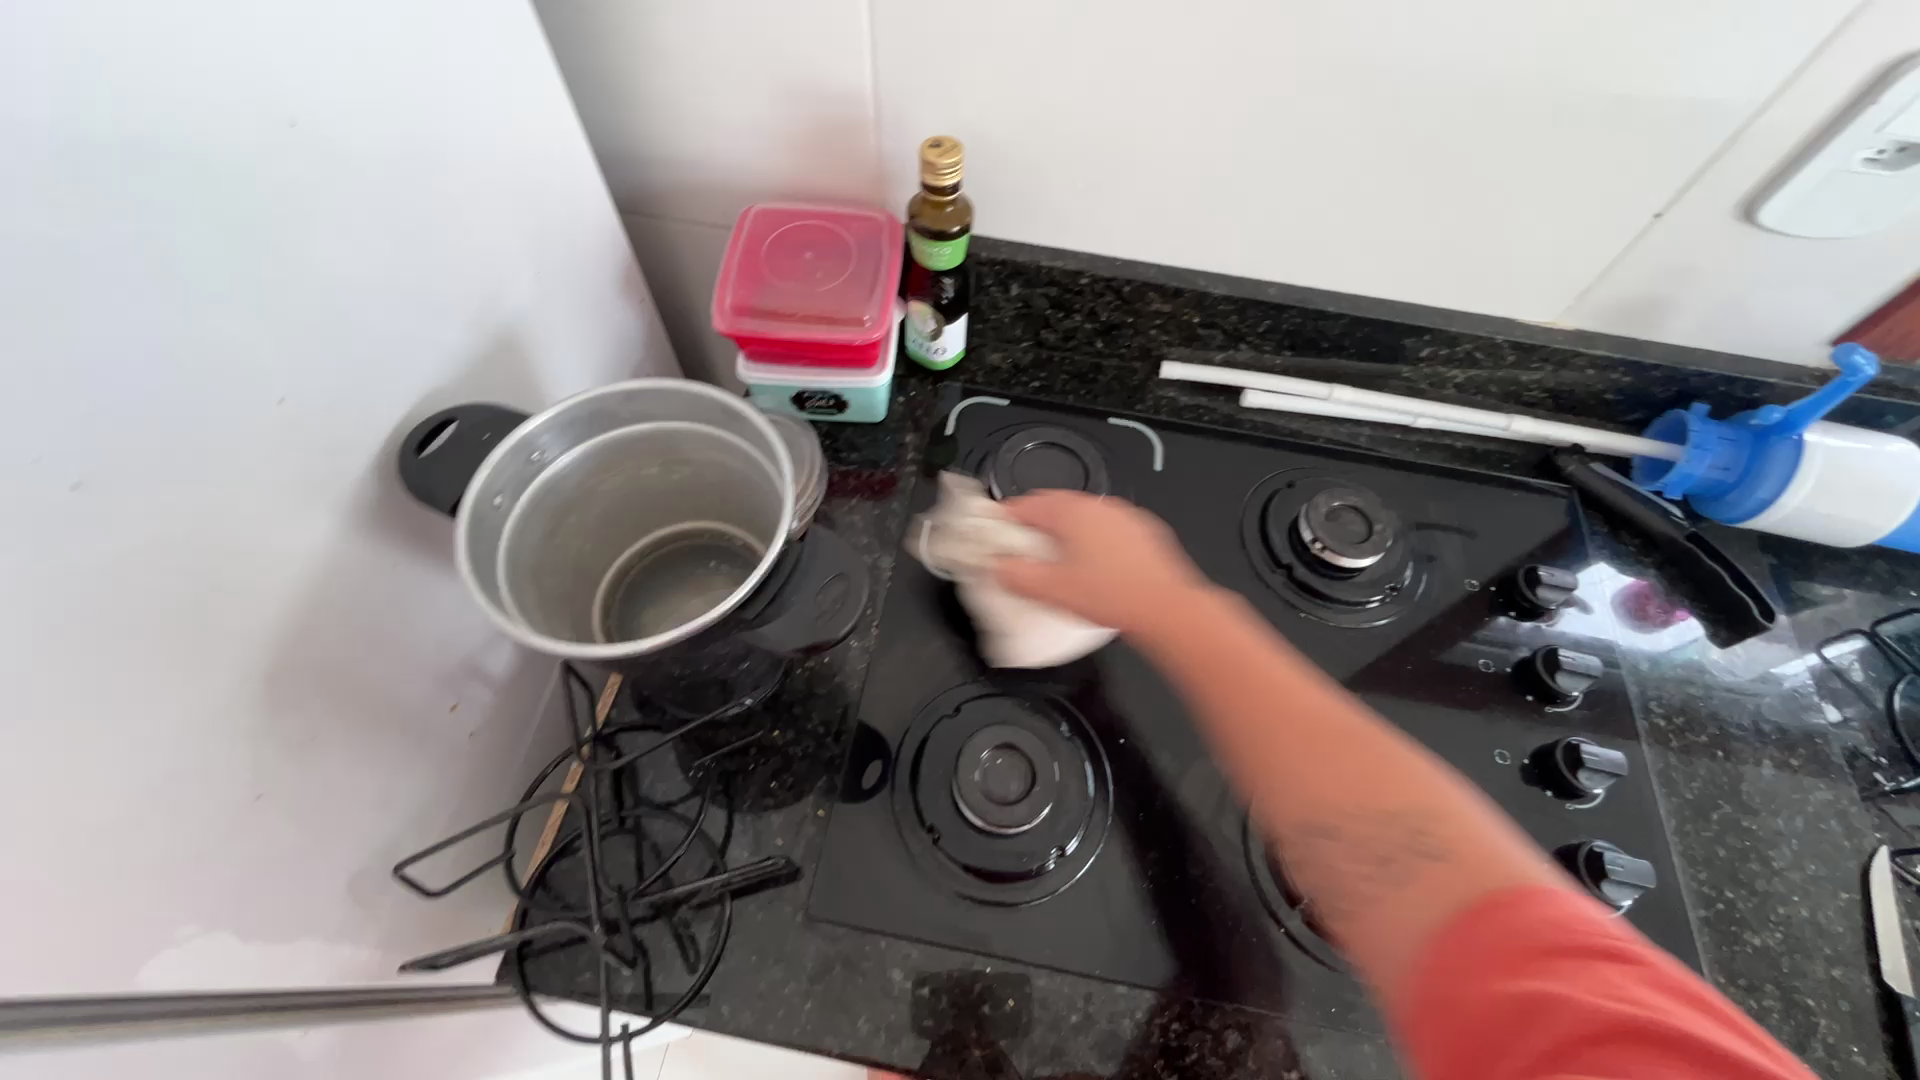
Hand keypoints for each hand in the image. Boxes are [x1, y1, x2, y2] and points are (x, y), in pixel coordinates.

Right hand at [994, 491, 1208, 635]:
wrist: (1165, 609)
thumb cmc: (1114, 596)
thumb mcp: (1050, 590)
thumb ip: (1015, 575)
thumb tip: (998, 567)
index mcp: (1072, 511)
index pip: (1026, 504)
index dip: (1004, 520)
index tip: (995, 536)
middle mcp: (1099, 506)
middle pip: (1054, 508)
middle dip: (1033, 528)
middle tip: (1021, 554)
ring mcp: (1123, 517)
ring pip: (1081, 519)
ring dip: (1063, 536)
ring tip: (1055, 566)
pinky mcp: (1142, 533)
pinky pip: (1105, 531)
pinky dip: (1091, 544)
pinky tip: (1090, 572)